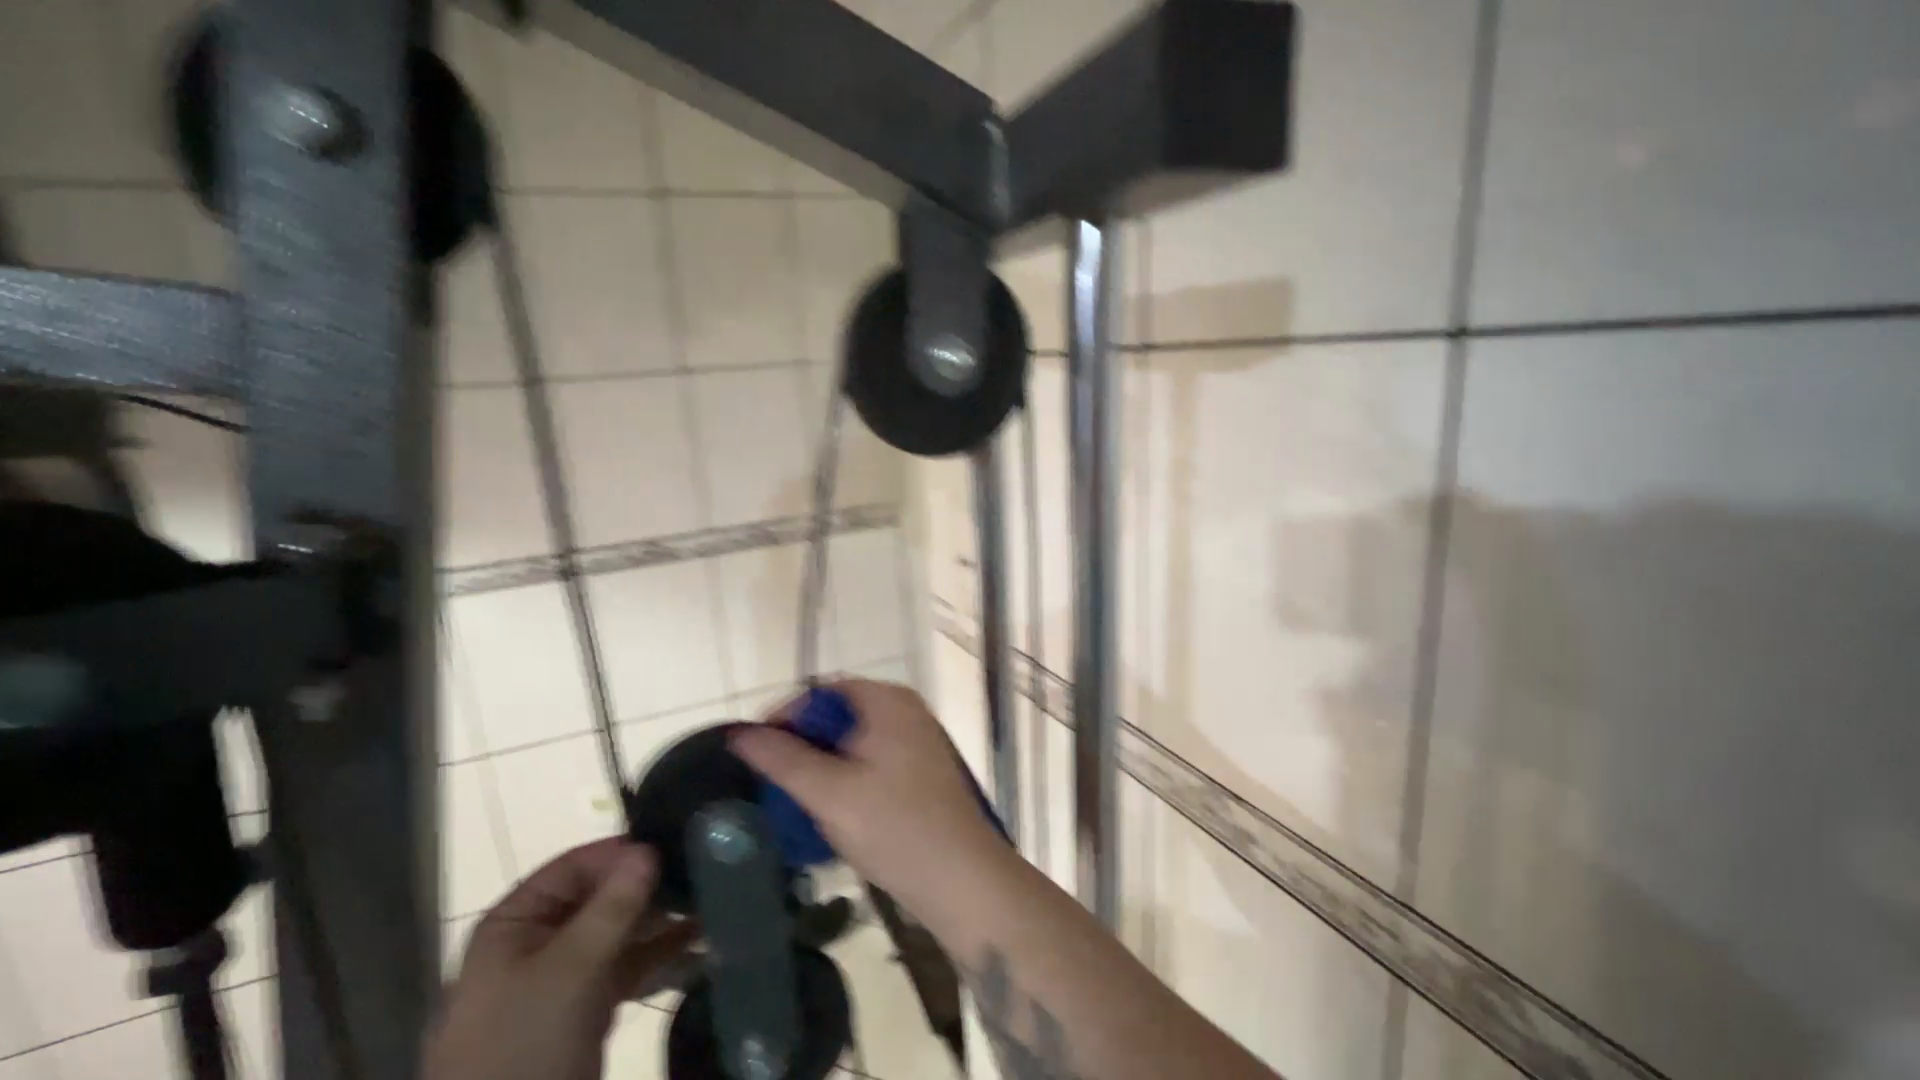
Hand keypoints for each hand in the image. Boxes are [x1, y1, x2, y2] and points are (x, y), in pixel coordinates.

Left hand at [423, 839, 697, 1079]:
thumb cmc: (526, 1039)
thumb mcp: (571, 968)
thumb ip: (612, 907)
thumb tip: (648, 849)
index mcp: (516, 921)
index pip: (572, 868)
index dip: (619, 856)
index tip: (672, 849)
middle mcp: (538, 940)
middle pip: (597, 898)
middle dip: (646, 888)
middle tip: (700, 875)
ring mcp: (563, 975)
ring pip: (616, 932)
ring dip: (658, 920)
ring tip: (709, 903)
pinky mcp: (586, 1006)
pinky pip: (625, 967)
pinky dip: (657, 955)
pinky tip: (698, 942)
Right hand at [729, 679, 1011, 921]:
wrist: (964, 881)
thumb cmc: (896, 829)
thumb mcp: (829, 793)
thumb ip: (783, 759)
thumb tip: (739, 733)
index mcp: (887, 701)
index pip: (820, 692)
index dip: (783, 718)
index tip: (755, 754)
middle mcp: (906, 711)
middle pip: (837, 716)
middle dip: (802, 746)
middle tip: (773, 783)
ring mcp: (918, 741)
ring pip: (853, 743)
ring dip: (822, 768)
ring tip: (795, 803)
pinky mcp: (922, 772)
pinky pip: (871, 763)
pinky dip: (846, 781)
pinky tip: (830, 814)